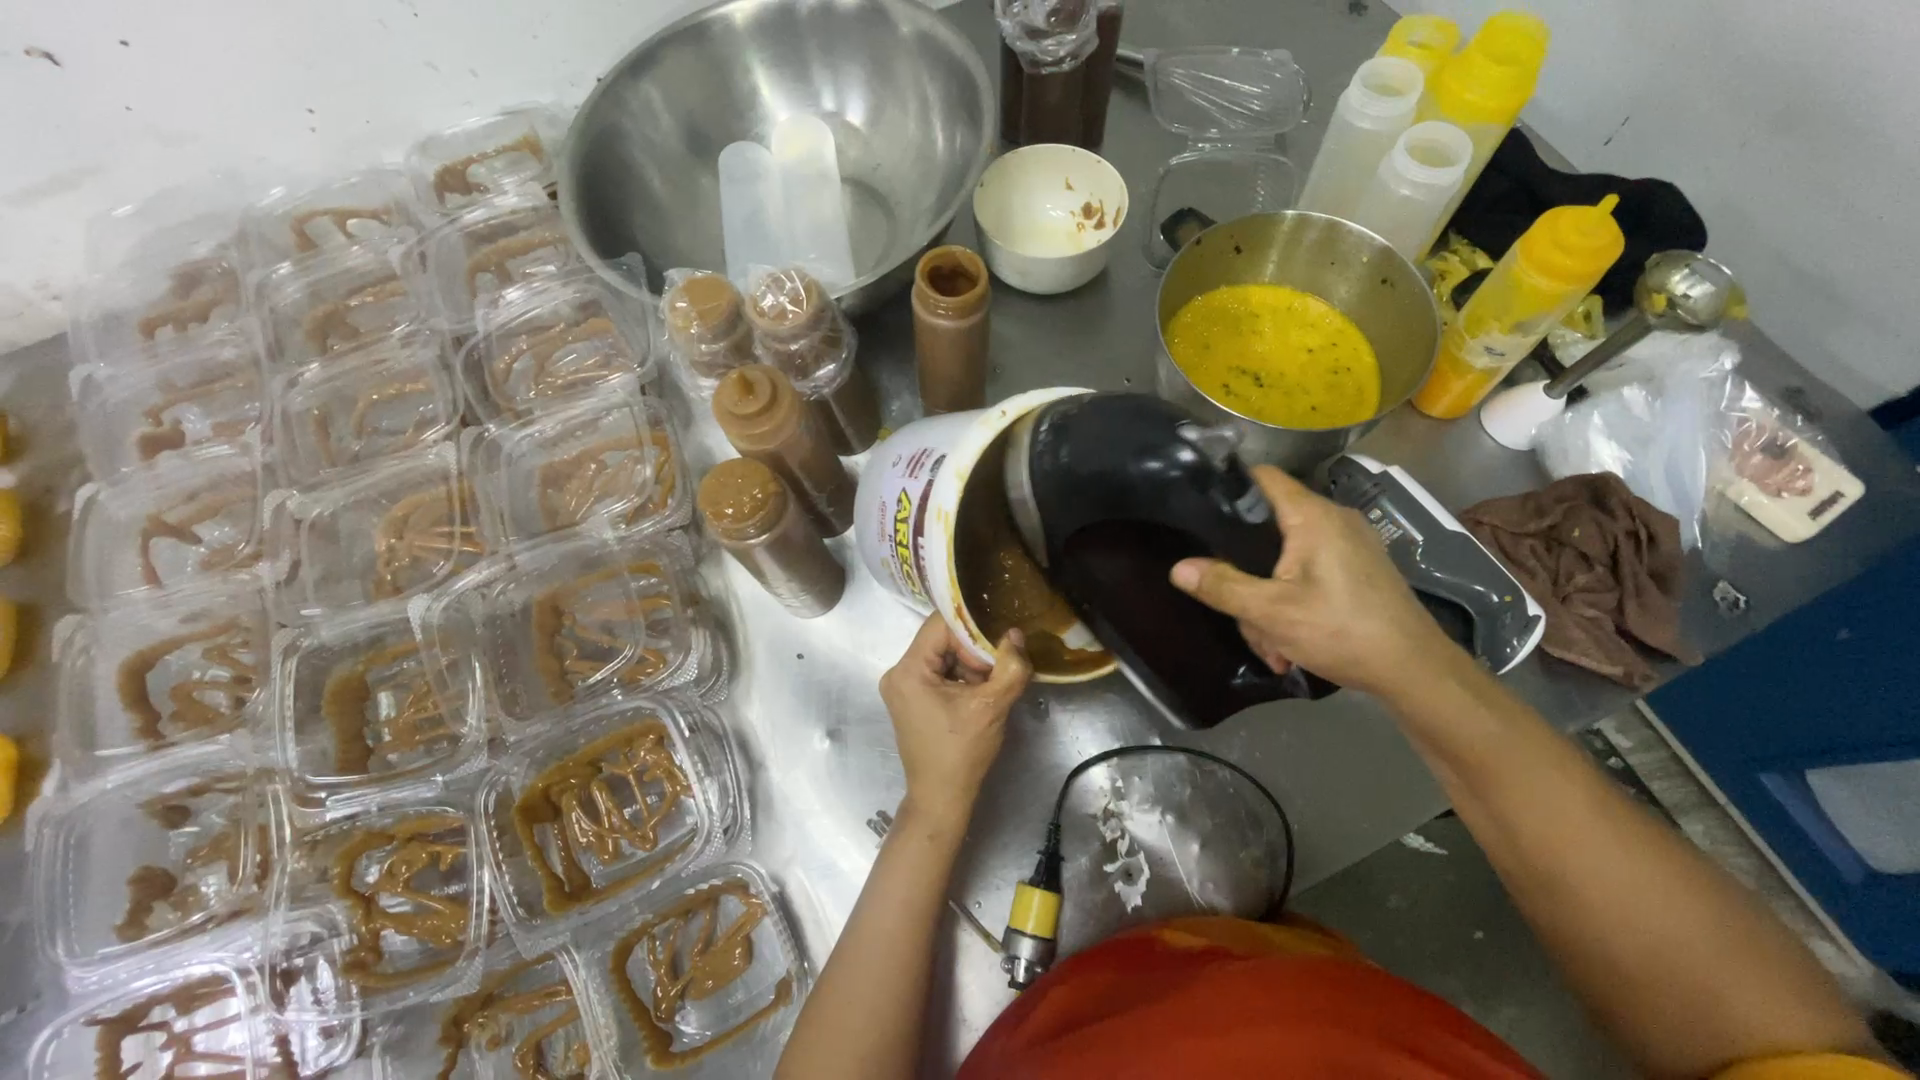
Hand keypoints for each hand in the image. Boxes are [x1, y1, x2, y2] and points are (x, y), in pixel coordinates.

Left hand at [878, 614, 1031, 830]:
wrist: (941, 797)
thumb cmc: (962, 752)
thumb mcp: (992, 706)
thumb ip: (1009, 666)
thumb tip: (1015, 634)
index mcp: (908, 670)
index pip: (941, 624)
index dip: (973, 629)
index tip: (997, 645)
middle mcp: (898, 673)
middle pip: (941, 640)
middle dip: (974, 651)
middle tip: (998, 668)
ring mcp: (902, 687)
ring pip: (943, 656)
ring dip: (970, 666)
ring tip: (991, 685)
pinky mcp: (911, 700)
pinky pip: (939, 673)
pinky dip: (961, 678)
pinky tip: (979, 695)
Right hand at [1170, 465, 1457, 697]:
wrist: (1414, 669)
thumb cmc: (1341, 630)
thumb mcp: (1271, 612)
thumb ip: (1222, 586)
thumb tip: (1178, 568)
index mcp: (1312, 517)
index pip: (1262, 477)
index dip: (1228, 486)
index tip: (1198, 510)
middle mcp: (1333, 520)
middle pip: (1268, 530)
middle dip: (1247, 575)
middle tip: (1243, 614)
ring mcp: (1350, 545)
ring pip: (1285, 562)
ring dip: (1270, 603)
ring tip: (1274, 645)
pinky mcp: (1359, 570)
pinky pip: (1310, 576)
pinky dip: (1294, 606)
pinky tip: (1292, 646)